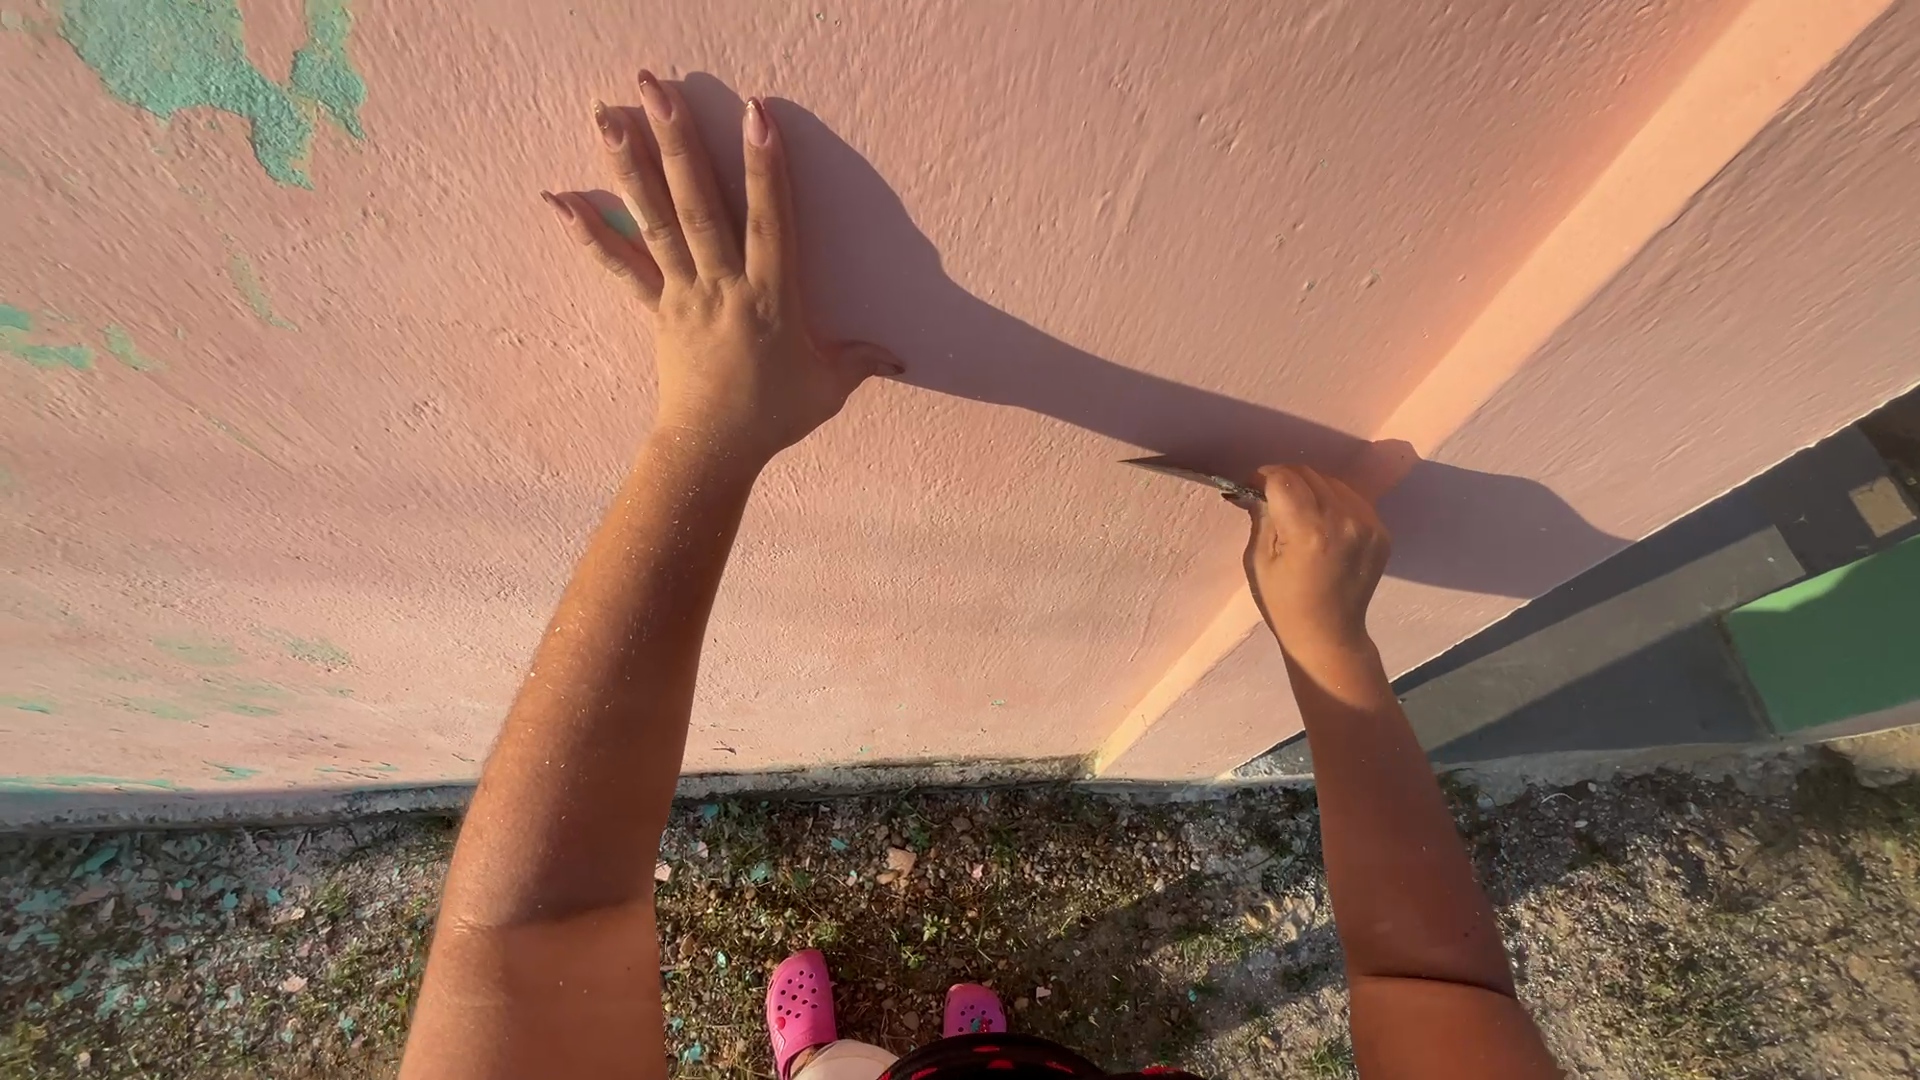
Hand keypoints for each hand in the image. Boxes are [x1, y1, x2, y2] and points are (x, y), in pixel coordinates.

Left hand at [541, 72, 901, 466]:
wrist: (714, 449)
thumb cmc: (775, 417)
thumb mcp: (829, 388)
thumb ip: (862, 362)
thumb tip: (900, 360)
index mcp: (770, 299)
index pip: (768, 222)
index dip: (765, 168)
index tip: (755, 114)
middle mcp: (722, 287)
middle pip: (699, 206)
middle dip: (679, 143)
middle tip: (654, 86)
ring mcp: (684, 296)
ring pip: (656, 224)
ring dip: (630, 168)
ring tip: (606, 115)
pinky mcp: (657, 312)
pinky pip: (621, 270)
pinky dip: (589, 236)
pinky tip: (557, 199)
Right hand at [1239, 465, 1391, 663]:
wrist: (1328, 633)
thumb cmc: (1282, 602)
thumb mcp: (1258, 559)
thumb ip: (1261, 517)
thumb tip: (1251, 488)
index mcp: (1309, 532)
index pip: (1284, 479)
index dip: (1263, 477)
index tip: (1252, 486)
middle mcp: (1344, 521)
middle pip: (1309, 474)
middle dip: (1285, 479)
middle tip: (1270, 496)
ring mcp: (1368, 525)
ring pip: (1332, 481)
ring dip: (1310, 487)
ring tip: (1297, 509)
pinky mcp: (1381, 531)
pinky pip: (1352, 498)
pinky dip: (1332, 501)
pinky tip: (1321, 521)